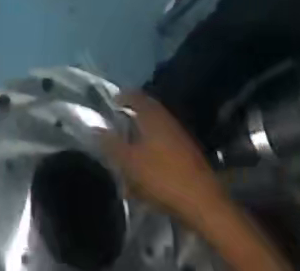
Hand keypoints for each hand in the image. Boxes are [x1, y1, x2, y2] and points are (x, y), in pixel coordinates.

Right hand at [101, 92, 228, 220]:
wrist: (204, 205)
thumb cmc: (163, 177)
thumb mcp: (129, 162)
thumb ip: (110, 143)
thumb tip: (94, 126)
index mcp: (153, 115)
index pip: (134, 95)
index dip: (121, 97)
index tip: (109, 104)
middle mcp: (168, 120)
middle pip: (146, 112)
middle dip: (130, 118)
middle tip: (115, 128)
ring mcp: (181, 138)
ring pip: (155, 131)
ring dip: (141, 137)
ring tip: (128, 152)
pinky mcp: (189, 156)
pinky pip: (165, 147)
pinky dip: (153, 152)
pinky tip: (146, 169)